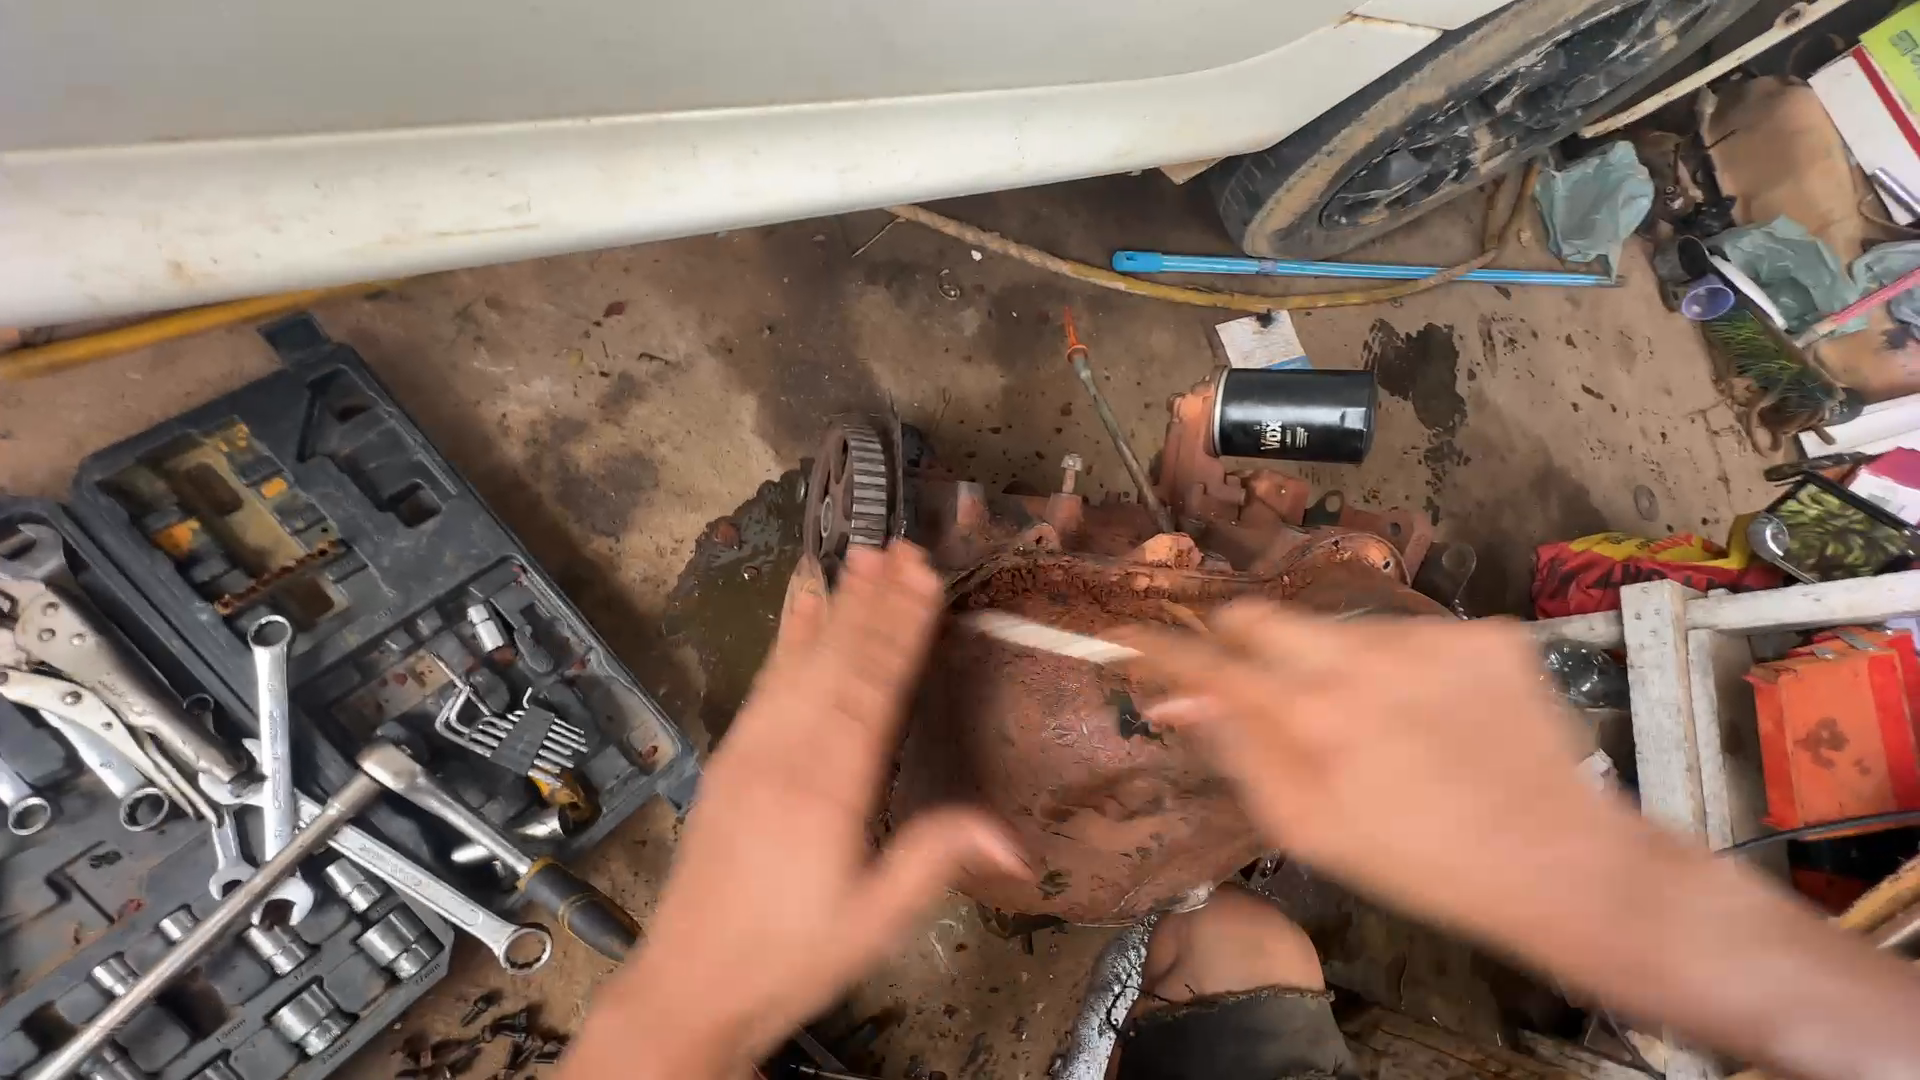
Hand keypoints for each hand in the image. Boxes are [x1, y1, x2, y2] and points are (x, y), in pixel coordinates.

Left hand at [574, 543, 1029, 1076]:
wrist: (687, 983)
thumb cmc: (790, 954)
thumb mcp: (873, 922)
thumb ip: (935, 863)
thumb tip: (1015, 843)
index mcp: (830, 789)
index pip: (875, 690)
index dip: (902, 630)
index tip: (924, 581)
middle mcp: (788, 753)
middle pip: (839, 662)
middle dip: (874, 601)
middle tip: (900, 548)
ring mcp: (752, 747)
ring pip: (801, 662)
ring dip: (834, 605)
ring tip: (859, 558)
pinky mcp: (731, 752)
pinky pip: (765, 680)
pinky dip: (786, 635)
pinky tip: (798, 604)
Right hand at [1118, 603, 1631, 941]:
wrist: (1570, 866)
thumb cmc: (1419, 859)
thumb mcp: (1306, 827)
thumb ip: (1234, 750)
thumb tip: (1176, 697)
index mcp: (1314, 715)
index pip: (1207, 660)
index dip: (1159, 647)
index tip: (1128, 635)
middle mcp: (1364, 659)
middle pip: (1260, 616)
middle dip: (1242, 645)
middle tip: (1265, 688)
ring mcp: (1430, 637)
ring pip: (1333, 628)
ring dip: (1329, 664)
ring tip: (1373, 721)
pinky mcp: (1483, 632)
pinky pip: (1404, 633)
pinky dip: (1398, 666)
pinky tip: (1431, 712)